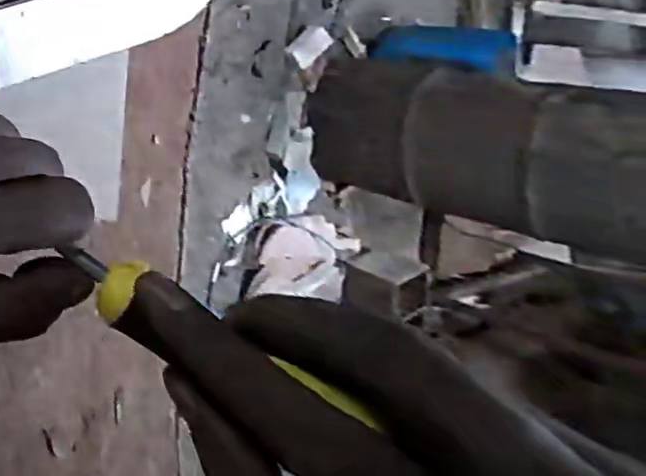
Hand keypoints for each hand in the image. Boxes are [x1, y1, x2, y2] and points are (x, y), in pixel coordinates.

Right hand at [167, 296, 605, 475]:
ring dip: (339, 354)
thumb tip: (181, 378)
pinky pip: (472, 390)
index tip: (152, 296)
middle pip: (391, 361)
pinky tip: (388, 422)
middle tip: (231, 325)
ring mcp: (600, 475)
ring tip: (301, 376)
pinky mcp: (610, 460)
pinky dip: (398, 388)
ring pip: (430, 366)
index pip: (318, 433)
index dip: (221, 355)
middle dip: (285, 322)